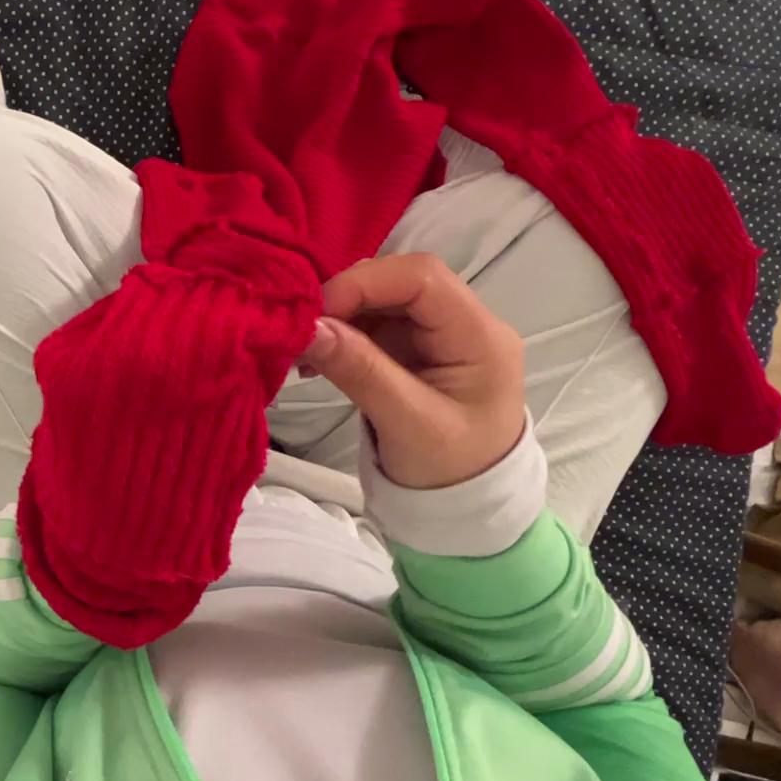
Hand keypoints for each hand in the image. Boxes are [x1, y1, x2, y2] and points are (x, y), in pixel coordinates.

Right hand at [299, 253, 525, 489]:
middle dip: (346, 299)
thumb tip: (309, 328)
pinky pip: (373, 324)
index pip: (422, 277)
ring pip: (382, 300)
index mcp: (480, 337)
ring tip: (303, 350)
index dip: (364, 283)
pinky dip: (340, 334)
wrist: (466, 503)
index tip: (315, 315)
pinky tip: (315, 359)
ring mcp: (437, 334)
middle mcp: (463, 322)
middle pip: (400, 281)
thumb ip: (362, 372)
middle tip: (301, 332)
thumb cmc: (450, 470)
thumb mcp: (407, 425)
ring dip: (338, 317)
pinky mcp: (414, 348)